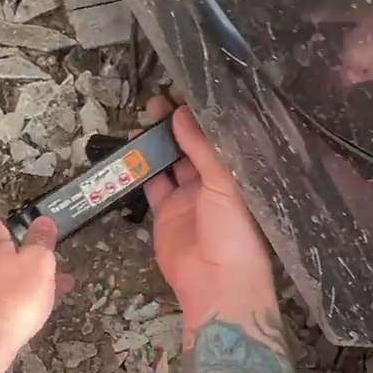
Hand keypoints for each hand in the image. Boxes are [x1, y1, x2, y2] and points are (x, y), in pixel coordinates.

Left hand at [0, 212, 71, 353]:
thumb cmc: (14, 296)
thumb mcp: (38, 262)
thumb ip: (41, 240)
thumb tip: (43, 221)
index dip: (10, 222)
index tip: (30, 231)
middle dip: (23, 254)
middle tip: (48, 262)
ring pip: (1, 274)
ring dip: (25, 278)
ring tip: (56, 286)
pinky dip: (15, 296)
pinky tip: (37, 307)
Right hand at [141, 99, 275, 317]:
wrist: (215, 280)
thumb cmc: (234, 232)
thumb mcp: (223, 183)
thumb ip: (202, 149)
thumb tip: (182, 116)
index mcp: (236, 173)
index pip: (218, 136)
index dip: (202, 115)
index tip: (186, 92)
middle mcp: (213, 183)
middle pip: (192, 145)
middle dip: (177, 124)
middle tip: (160, 101)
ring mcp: (188, 197)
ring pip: (171, 162)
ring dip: (159, 142)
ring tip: (146, 117)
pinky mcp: (166, 213)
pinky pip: (153, 185)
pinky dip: (143, 168)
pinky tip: (136, 149)